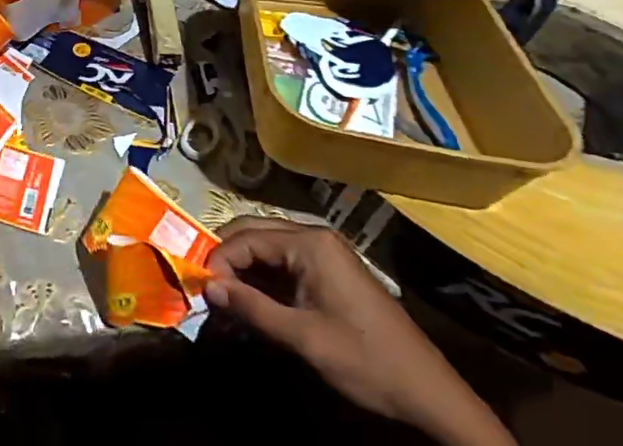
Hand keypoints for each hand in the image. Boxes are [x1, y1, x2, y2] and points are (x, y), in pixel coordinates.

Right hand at [206, 217, 514, 445]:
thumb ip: (253, 308)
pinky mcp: (328, 271)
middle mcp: (315, 237)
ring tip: (222, 301)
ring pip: (268, 250)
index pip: (248, 238)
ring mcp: (323, 253)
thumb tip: (208, 286)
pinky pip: (285, 265)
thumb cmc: (363, 358)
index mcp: (310, 243)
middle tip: (205, 291)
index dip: (219, 260)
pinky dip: (263, 281)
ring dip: (243, 272)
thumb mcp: (303, 337)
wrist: (424, 387)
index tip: (198, 289)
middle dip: (227, 260)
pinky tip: (249, 304)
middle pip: (256, 235)